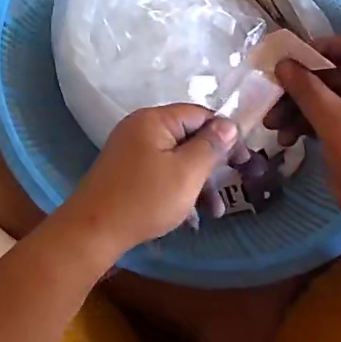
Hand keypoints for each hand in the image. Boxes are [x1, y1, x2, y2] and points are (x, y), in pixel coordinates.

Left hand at [63, 105, 238, 253]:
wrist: (95, 227)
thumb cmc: (145, 198)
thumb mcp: (187, 172)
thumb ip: (210, 146)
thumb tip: (228, 124)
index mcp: (152, 120)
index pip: (199, 114)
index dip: (225, 134)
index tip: (244, 161)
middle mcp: (139, 128)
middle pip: (187, 136)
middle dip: (212, 163)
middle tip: (235, 186)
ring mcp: (130, 149)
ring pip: (176, 158)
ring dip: (199, 182)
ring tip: (214, 212)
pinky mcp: (127, 170)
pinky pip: (161, 171)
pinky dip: (178, 188)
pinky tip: (192, 216)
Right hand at [268, 35, 340, 234]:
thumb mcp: (333, 119)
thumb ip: (305, 87)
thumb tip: (282, 63)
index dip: (322, 47)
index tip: (288, 58)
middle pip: (332, 76)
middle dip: (298, 86)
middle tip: (269, 96)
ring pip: (323, 100)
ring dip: (294, 108)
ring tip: (271, 125)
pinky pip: (324, 120)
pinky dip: (303, 125)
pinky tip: (285, 138)